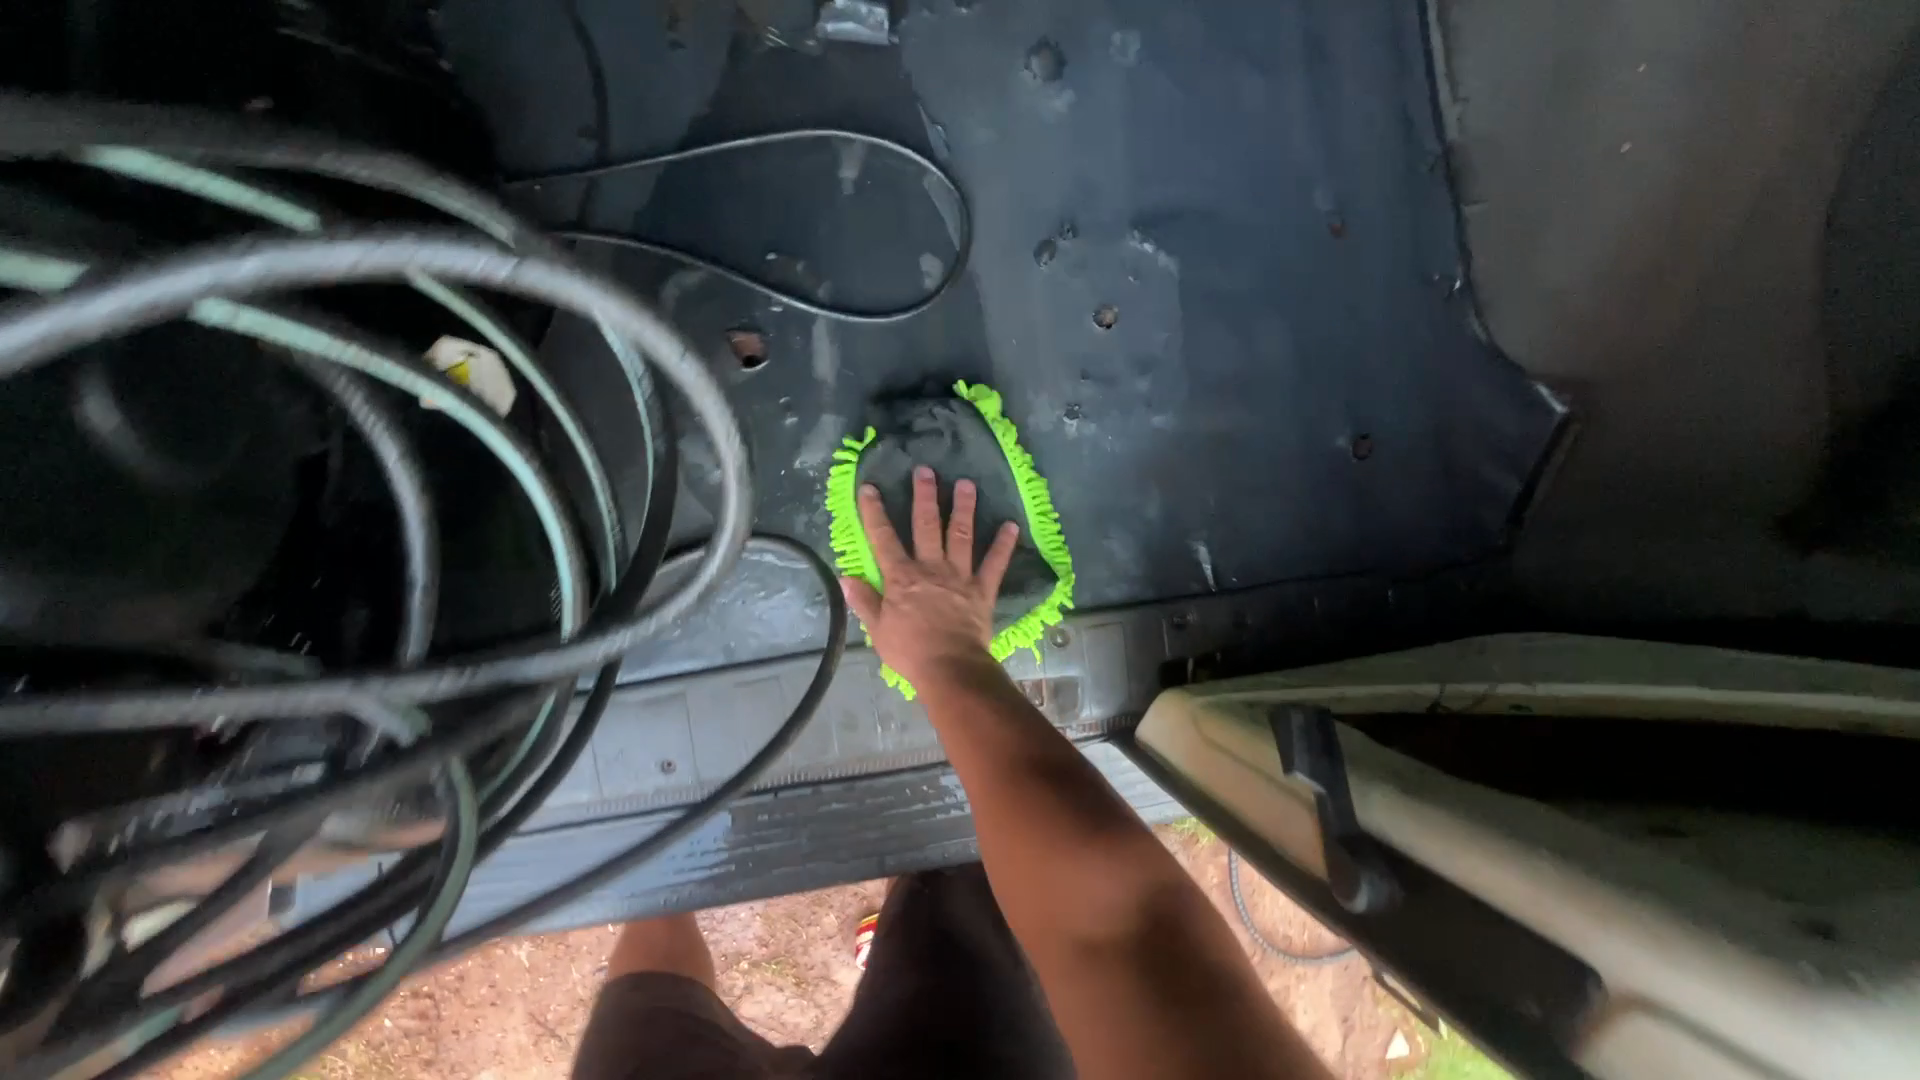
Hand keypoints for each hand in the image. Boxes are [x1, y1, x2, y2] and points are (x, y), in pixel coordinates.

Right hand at [841, 465, 1019, 687]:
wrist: (949, 667)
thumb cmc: (910, 652)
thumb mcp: (877, 629)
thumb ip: (864, 601)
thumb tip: (846, 577)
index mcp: (901, 578)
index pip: (883, 538)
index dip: (874, 512)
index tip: (870, 487)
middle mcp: (930, 568)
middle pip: (926, 525)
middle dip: (925, 496)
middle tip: (926, 470)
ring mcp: (959, 576)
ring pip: (960, 535)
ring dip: (963, 508)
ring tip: (966, 484)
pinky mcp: (982, 590)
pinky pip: (995, 564)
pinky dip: (1004, 545)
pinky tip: (1012, 525)